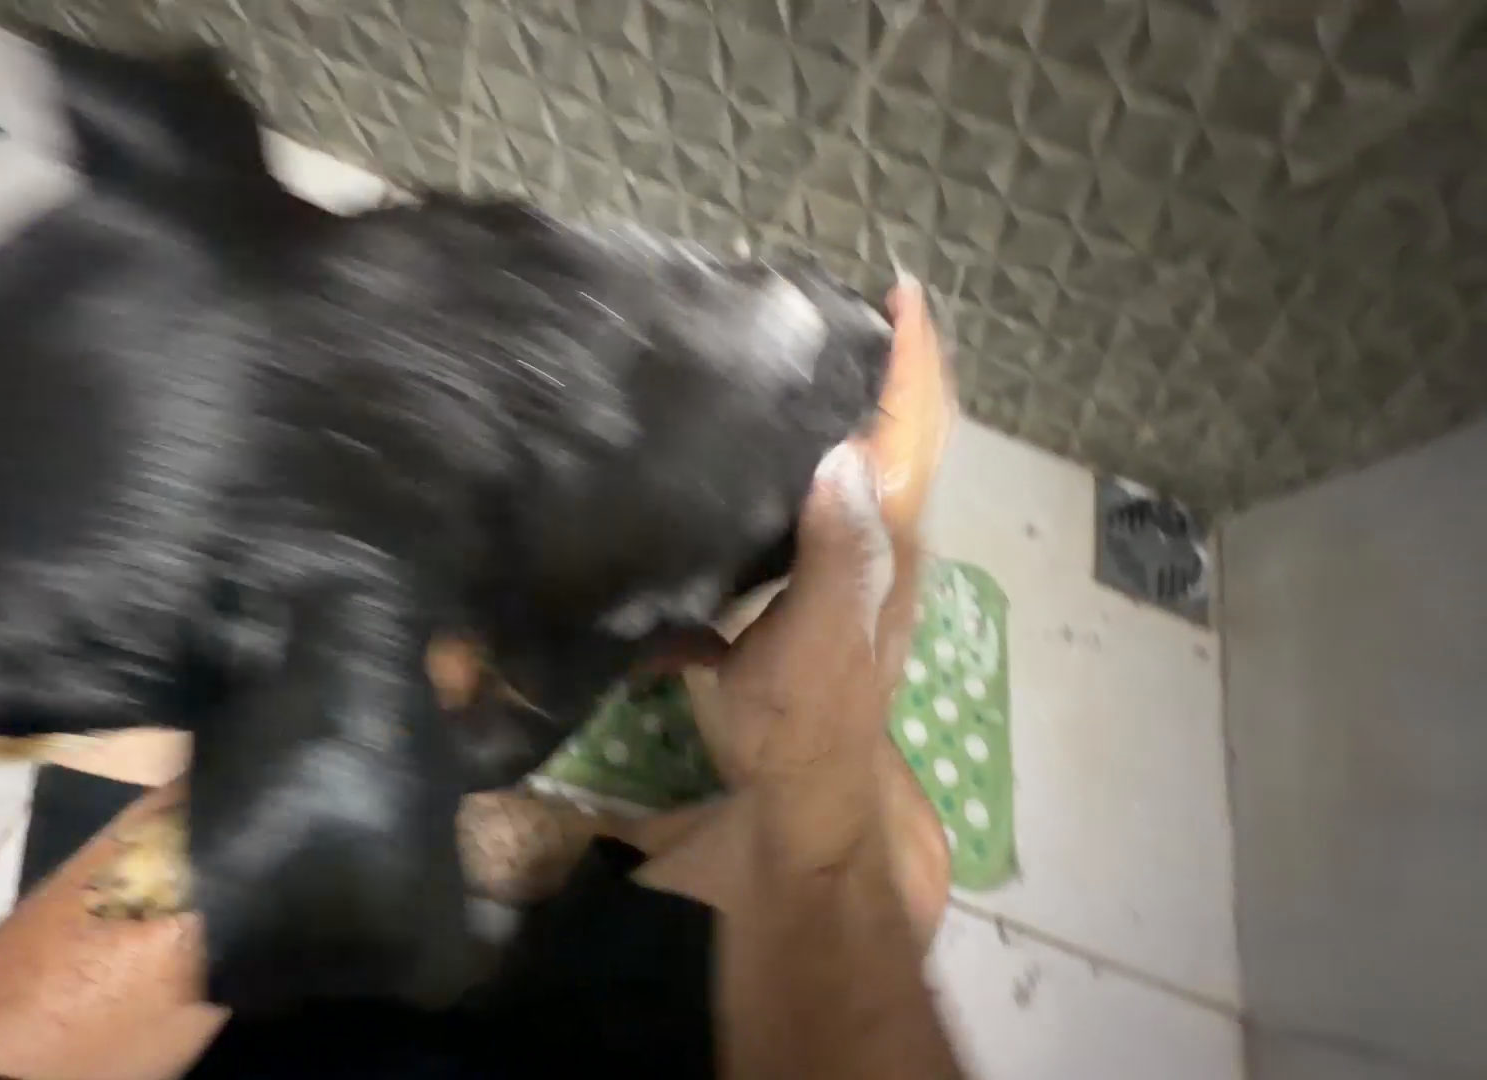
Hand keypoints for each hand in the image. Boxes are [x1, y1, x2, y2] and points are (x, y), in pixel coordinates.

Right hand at [695, 281, 952, 785]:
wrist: (801, 781)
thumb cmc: (797, 718)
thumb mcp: (812, 643)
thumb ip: (834, 560)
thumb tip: (843, 456)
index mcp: (883, 543)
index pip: (911, 435)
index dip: (913, 363)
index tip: (899, 292)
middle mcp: (885, 539)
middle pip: (911, 436)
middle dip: (900, 364)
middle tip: (856, 306)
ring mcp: (863, 560)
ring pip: (884, 459)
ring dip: (875, 399)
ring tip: (831, 349)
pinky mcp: (835, 575)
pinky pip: (850, 488)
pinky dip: (840, 442)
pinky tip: (799, 435)